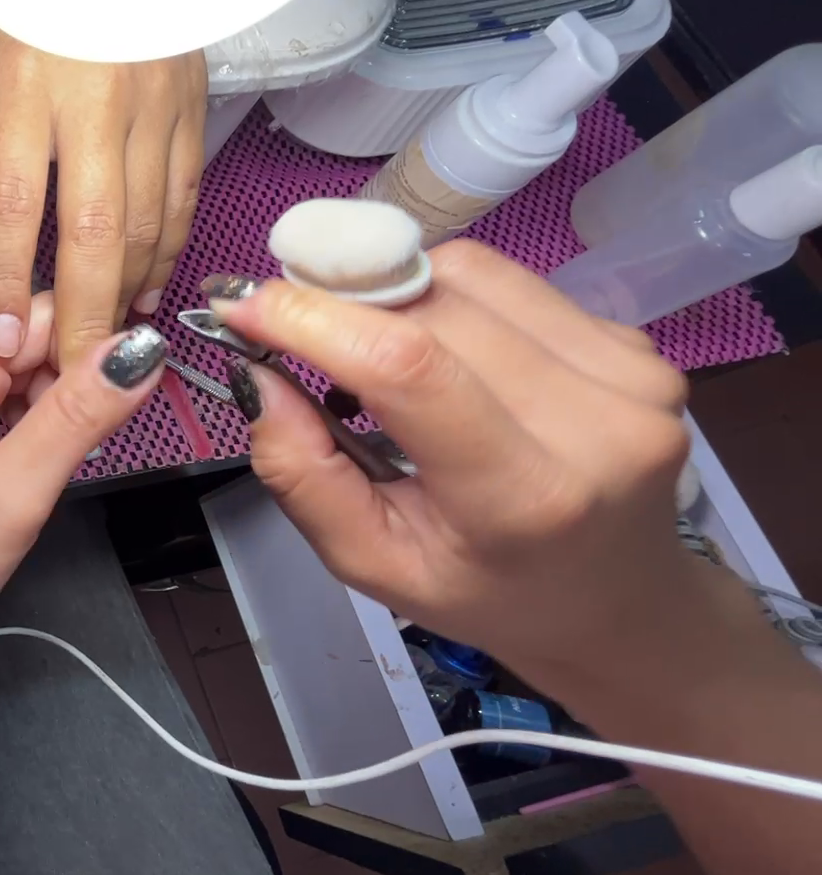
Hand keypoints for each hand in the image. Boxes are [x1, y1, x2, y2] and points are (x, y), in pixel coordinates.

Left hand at [0, 5, 208, 371]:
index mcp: (21, 95)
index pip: (9, 210)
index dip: (3, 284)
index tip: (3, 341)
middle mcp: (92, 106)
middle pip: (90, 234)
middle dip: (82, 314)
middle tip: (70, 372)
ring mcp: (151, 105)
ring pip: (147, 222)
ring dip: (127, 288)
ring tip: (109, 336)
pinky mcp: (190, 102)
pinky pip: (185, 192)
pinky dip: (171, 247)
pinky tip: (152, 283)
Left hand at [0, 294, 166, 681]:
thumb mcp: (17, 488)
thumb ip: (79, 413)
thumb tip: (141, 347)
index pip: (34, 317)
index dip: (88, 345)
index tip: (123, 393)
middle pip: (20, 346)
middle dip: (66, 382)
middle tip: (84, 443)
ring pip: (5, 380)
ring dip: (44, 409)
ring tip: (50, 463)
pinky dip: (16, 426)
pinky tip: (24, 465)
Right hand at [221, 241, 701, 687]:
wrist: (618, 600)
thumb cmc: (475, 588)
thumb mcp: (361, 558)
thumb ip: (299, 471)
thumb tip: (257, 372)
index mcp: (522, 495)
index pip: (408, 368)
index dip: (312, 319)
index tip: (237, 305)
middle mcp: (596, 421)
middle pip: (427, 307)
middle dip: (332, 302)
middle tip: (281, 328)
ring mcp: (629, 373)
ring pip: (461, 273)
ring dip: (383, 294)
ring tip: (361, 348)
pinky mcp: (637, 342)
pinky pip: (500, 280)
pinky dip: (432, 294)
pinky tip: (428, 346)